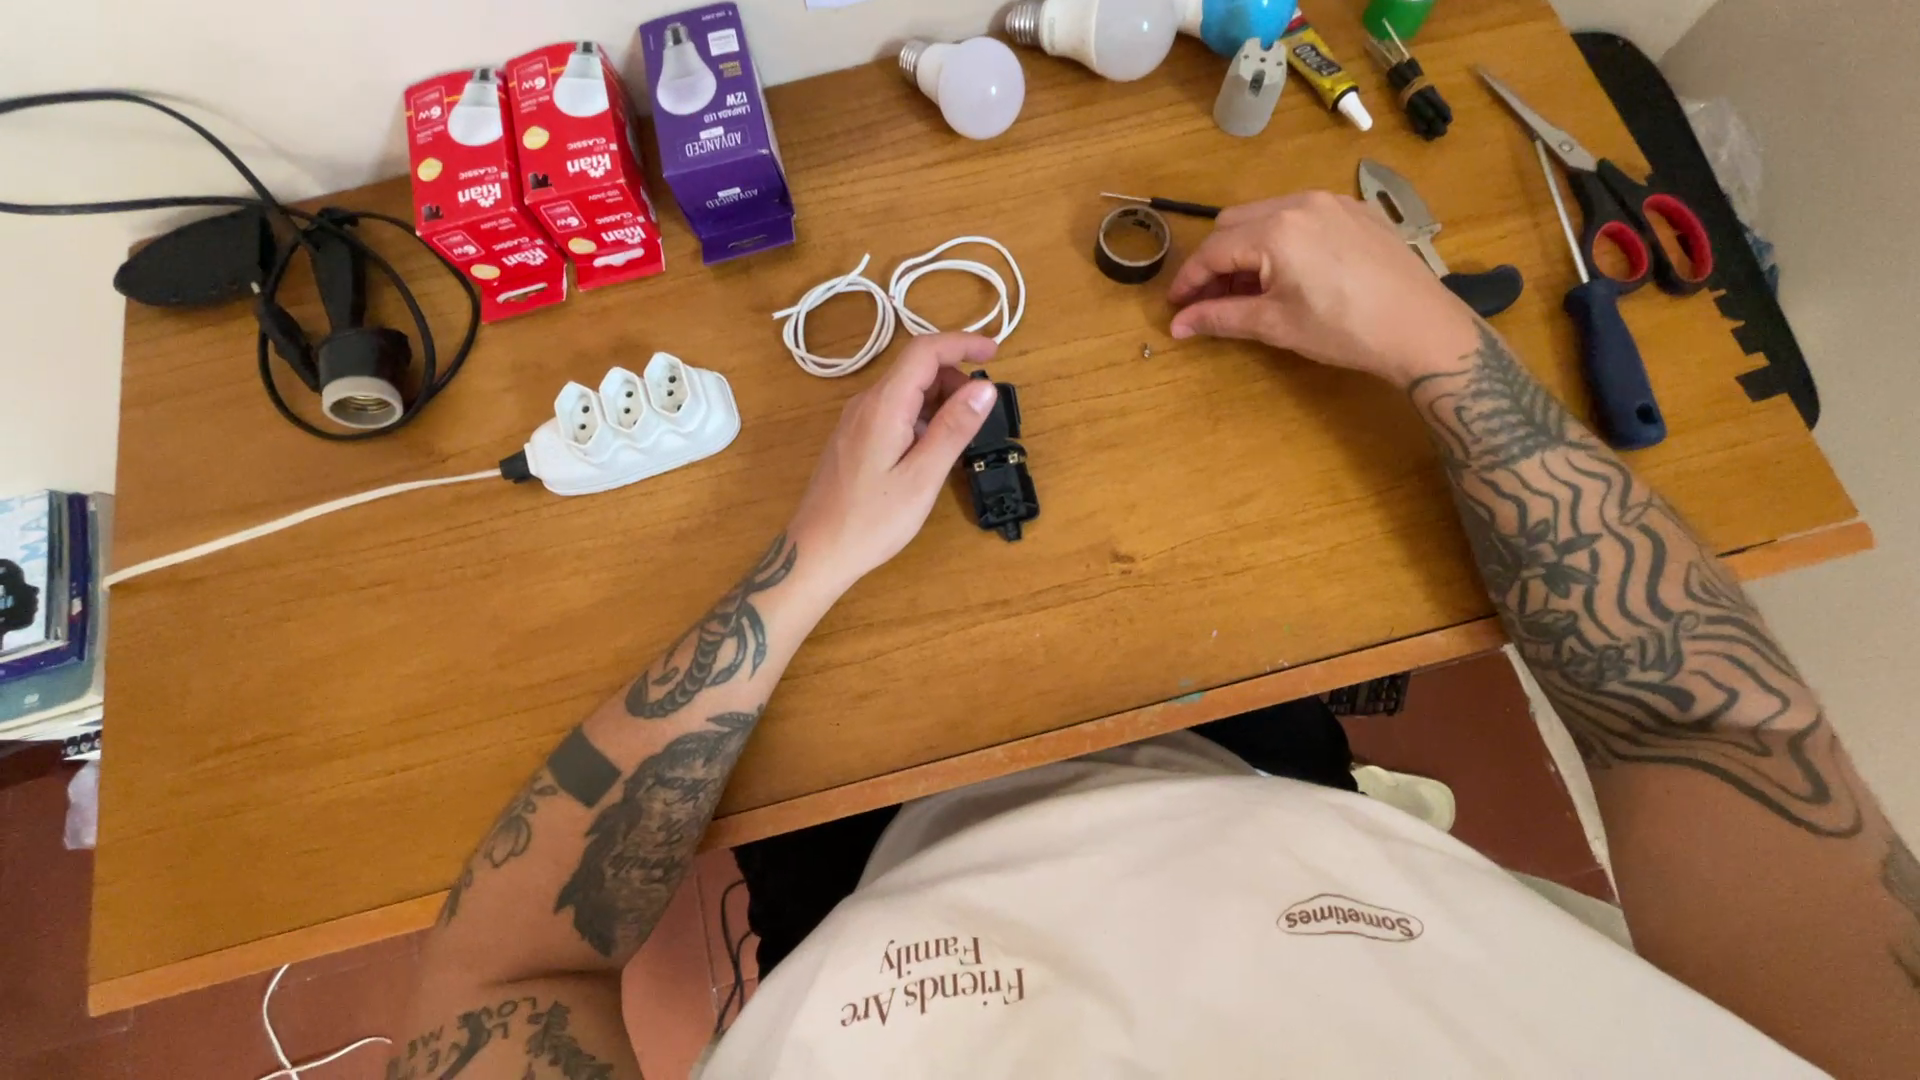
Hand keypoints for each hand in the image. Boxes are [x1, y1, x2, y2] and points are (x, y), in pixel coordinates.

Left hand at [787, 333, 999, 595]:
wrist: (817, 551)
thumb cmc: (872, 521)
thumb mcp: (923, 477)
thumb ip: (954, 429)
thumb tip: (985, 388)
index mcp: (883, 406)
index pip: (924, 351)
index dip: (962, 343)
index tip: (995, 353)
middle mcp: (865, 404)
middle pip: (914, 368)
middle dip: (954, 378)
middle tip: (979, 415)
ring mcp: (855, 421)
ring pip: (904, 391)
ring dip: (938, 400)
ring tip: (958, 439)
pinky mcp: (853, 439)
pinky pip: (893, 411)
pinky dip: (920, 417)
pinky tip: (930, 452)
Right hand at [1166, 192, 1481, 386]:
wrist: (1418, 326)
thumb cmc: (1342, 329)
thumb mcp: (1274, 325)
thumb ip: (1220, 318)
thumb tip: (1177, 325)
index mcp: (1276, 230)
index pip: (1213, 250)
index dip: (1188, 280)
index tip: (1175, 306)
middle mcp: (1300, 203)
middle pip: (1234, 223)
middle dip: (1214, 261)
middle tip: (1207, 300)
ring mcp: (1331, 202)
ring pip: (1265, 215)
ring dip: (1244, 249)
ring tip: (1245, 291)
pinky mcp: (1353, 211)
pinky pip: (1299, 216)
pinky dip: (1277, 240)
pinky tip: (1283, 274)